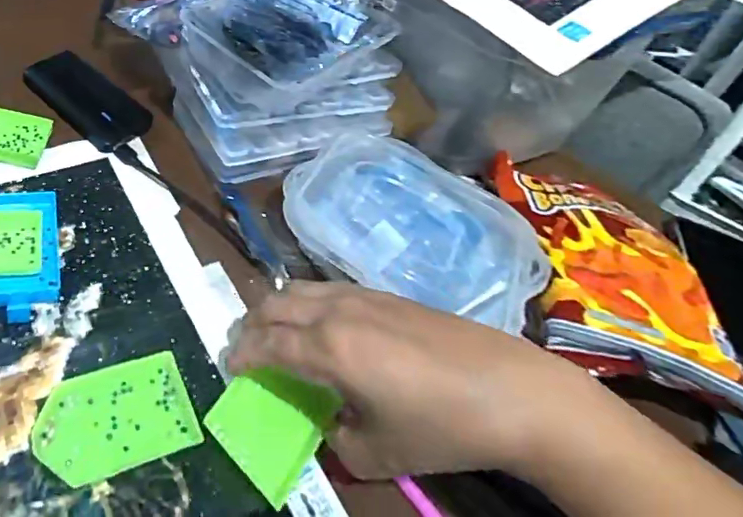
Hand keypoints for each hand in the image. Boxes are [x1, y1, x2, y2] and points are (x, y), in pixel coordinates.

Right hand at [226, 283, 597, 480]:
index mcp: (328, 348)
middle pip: (274, 304)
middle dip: (251, 325)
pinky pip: (323, 288)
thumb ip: (338, 438)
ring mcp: (358, 295)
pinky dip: (304, 302)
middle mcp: (335, 311)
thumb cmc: (443, 427)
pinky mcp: (381, 292)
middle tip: (246, 350)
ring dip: (276, 308)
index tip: (231, 368)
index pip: (267, 343)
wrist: (511, 389)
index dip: (242, 355)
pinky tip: (320, 327)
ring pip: (297, 288)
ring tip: (276, 334)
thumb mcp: (382, 453)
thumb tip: (327, 422)